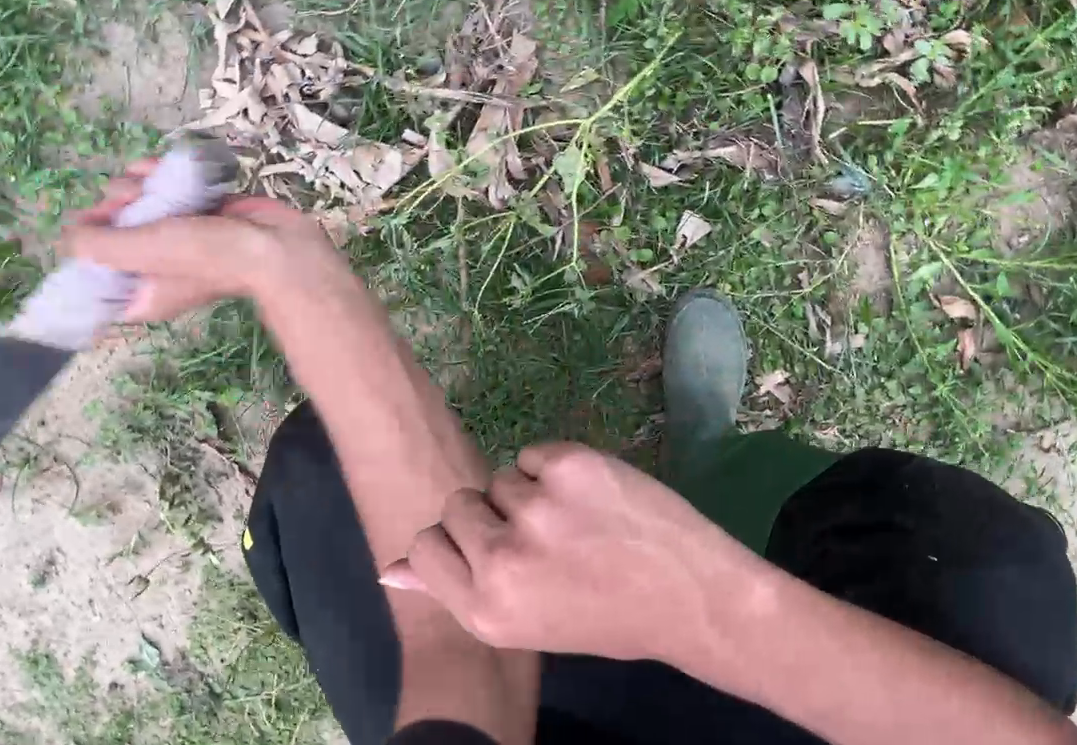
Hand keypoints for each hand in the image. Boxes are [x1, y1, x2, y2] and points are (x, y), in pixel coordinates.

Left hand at [62, 159, 356, 322]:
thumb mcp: (144, 252)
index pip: (94, 271)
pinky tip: (159, 167)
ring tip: (152, 182)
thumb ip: (98, 245)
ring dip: (137, 185)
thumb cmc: (211, 256)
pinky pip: (165, 189)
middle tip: (132, 203)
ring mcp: (177, 236)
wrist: (276, 244)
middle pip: (113, 230)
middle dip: (115, 206)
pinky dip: (159, 175)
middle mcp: (154, 265)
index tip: (93, 225)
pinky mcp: (197, 211)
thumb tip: (74, 234)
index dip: (86, 243)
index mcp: (139, 291)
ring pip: (139, 204)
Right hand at [379, 443, 767, 663]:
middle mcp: (501, 560)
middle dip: (490, 514)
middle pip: (458, 503)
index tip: (488, 546)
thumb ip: (456, 589)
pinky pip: (534, 454)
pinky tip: (590, 497)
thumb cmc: (605, 616)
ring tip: (574, 522)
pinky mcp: (568, 465)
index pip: (425, 546)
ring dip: (528, 493)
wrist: (689, 595)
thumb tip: (388, 567)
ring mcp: (535, 508)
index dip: (456, 541)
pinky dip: (556, 470)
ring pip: (501, 478)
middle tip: (541, 537)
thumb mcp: (523, 621)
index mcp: (485, 610)